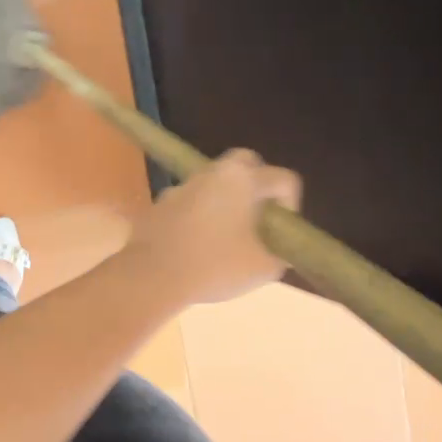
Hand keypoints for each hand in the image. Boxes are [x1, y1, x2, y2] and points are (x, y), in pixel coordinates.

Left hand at [123, 149, 301, 305]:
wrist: (150, 277)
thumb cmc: (214, 267)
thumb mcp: (265, 267)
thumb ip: (279, 252)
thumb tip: (277, 249)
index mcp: (242, 180)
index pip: (283, 178)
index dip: (291, 203)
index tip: (283, 231)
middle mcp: (210, 174)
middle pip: (244, 164)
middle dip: (256, 184)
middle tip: (257, 216)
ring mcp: (178, 188)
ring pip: (209, 183)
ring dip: (222, 200)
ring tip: (224, 233)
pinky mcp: (156, 206)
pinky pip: (184, 203)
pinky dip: (194, 215)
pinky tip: (194, 241)